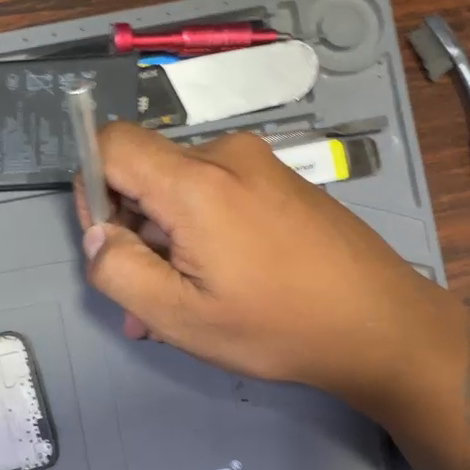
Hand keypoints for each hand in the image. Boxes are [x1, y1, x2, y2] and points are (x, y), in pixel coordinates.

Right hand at [79, 122, 455, 399]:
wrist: (378, 325)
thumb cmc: (274, 326)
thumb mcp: (177, 316)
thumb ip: (118, 271)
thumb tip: (94, 236)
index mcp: (197, 183)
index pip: (112, 144)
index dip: (91, 188)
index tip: (106, 242)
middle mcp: (227, 156)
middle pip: (145, 175)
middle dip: (130, 234)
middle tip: (143, 303)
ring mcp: (258, 166)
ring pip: (178, 195)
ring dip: (163, 247)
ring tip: (179, 309)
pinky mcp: (278, 184)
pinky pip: (213, 200)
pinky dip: (197, 240)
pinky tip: (213, 291)